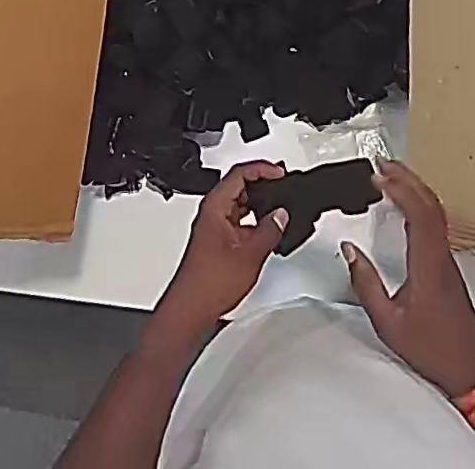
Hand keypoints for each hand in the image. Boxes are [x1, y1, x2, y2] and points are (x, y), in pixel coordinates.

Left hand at [153, 160, 288, 334]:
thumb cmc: (209, 282)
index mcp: (215, 206)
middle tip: (281, 181)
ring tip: (279, 204)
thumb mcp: (250, 253)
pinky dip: (254, 218)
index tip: (279, 171)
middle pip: (238, 184)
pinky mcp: (218, 238)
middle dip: (261, 181)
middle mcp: (212, 212)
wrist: (192, 306)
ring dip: (258, 201)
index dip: (262, 168)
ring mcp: (214, 224)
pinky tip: (268, 228)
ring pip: (239, 202)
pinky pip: (238, 219)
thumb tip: (280, 215)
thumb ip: (269, 230)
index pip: (239, 173)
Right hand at [342, 158, 474, 396]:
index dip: (401, 191)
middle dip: (407, 179)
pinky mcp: (446, 264)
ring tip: (391, 173)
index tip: (379, 177)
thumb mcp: (388, 323)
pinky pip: (435, 222)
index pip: (420, 217)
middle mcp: (441, 258)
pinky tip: (404, 200)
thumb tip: (349, 251)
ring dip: (414, 187)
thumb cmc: (435, 351)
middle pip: (431, 206)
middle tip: (383, 163)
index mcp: (428, 269)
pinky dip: (418, 202)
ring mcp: (447, 259)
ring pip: (436, 212)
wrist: (474, 371)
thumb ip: (365, 284)